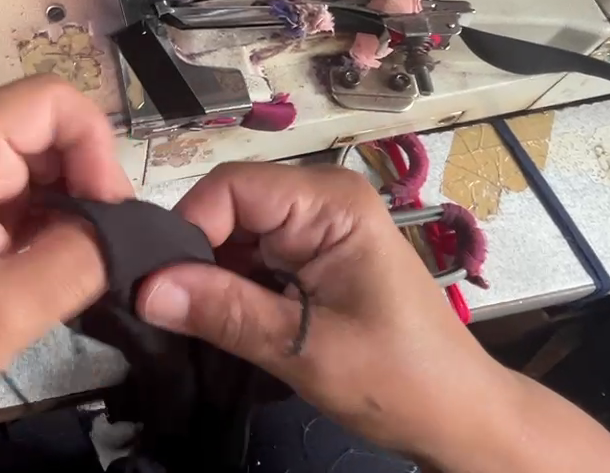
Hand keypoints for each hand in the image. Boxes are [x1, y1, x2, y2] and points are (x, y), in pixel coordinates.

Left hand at [0, 75, 132, 472]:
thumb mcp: (4, 309)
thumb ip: (81, 257)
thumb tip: (130, 229)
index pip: (50, 100)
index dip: (94, 145)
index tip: (112, 212)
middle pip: (50, 128)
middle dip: (88, 180)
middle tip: (105, 248)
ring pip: (44, 163)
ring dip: (72, 207)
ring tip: (81, 264)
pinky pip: (27, 193)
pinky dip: (53, 224)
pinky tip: (55, 267)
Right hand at [135, 163, 609, 472]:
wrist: (463, 420)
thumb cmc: (401, 381)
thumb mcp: (306, 350)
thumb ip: (225, 312)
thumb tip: (146, 288)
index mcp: (328, 201)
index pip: (232, 188)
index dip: (191, 229)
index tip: (160, 285)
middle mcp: (317, 197)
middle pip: (228, 205)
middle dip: (198, 254)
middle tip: (168, 307)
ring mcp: (313, 223)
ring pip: (233, 230)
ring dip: (211, 273)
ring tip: (191, 317)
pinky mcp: (308, 250)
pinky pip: (249, 252)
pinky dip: (229, 284)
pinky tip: (220, 315)